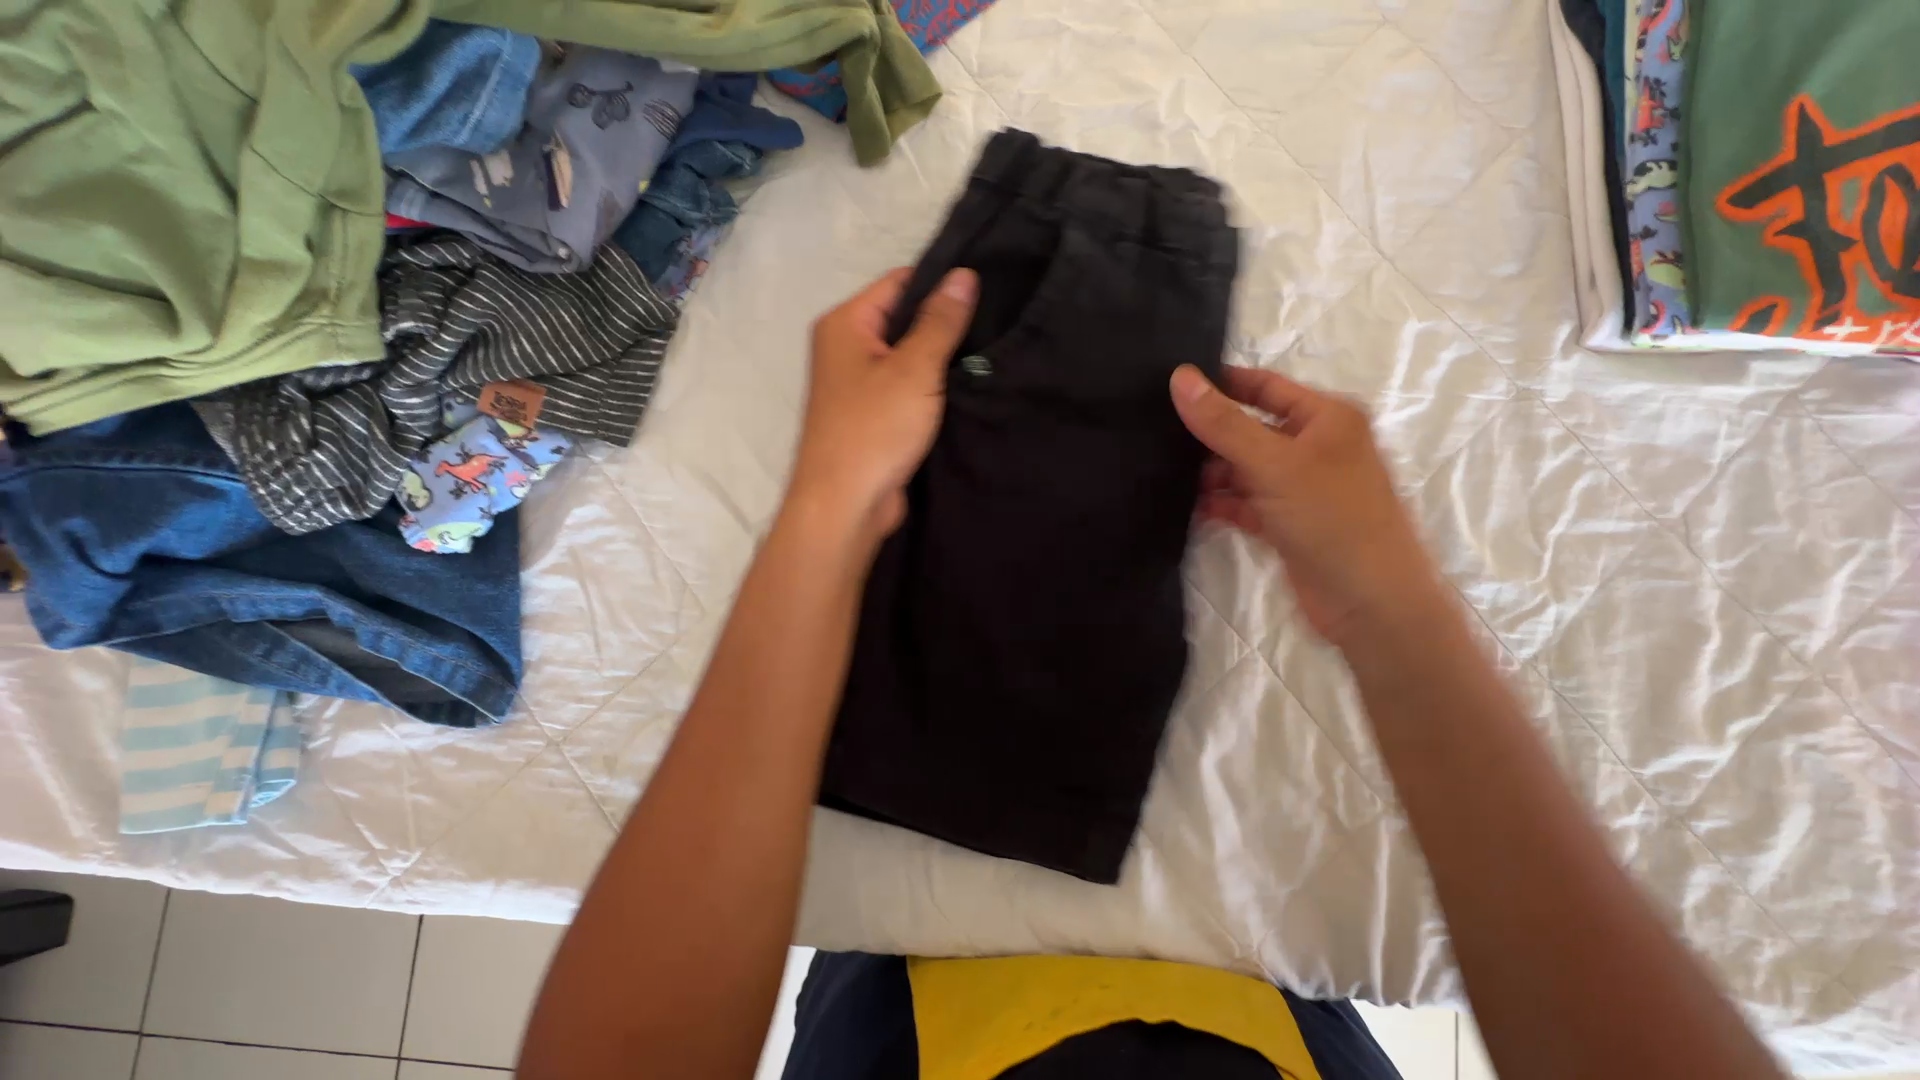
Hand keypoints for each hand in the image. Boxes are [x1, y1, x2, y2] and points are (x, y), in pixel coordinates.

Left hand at [787, 267, 977, 541]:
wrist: (845, 505)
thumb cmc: (875, 429)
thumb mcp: (915, 368)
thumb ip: (941, 321)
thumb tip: (964, 274)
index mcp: (845, 323)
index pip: (900, 282)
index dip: (941, 285)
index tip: (986, 293)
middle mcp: (844, 346)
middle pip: (903, 318)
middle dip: (942, 324)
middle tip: (994, 326)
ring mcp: (856, 383)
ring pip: (907, 355)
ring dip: (939, 360)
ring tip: (986, 355)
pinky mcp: (870, 414)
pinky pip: (905, 387)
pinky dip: (929, 388)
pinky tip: (964, 388)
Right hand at [1170, 364, 1444, 645]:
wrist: (1370, 602)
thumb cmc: (1332, 518)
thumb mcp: (1274, 463)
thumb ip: (1223, 423)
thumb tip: (1179, 377)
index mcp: (1326, 418)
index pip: (1264, 386)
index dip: (1221, 384)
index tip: (1170, 386)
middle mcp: (1315, 447)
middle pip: (1251, 428)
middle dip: (1209, 435)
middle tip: (1154, 433)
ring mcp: (1301, 488)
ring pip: (1245, 469)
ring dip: (1212, 473)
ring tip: (1163, 473)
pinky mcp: (1287, 524)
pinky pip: (1246, 503)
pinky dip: (1222, 503)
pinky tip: (1188, 506)